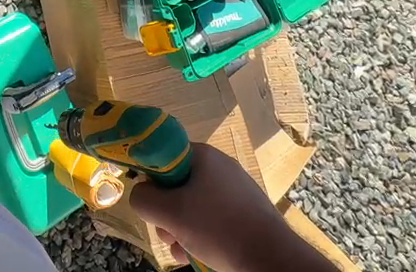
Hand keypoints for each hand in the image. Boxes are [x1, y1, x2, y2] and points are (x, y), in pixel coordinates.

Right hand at [129, 145, 334, 271]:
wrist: (274, 262)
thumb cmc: (220, 229)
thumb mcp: (170, 213)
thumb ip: (143, 198)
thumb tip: (141, 195)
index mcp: (203, 155)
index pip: (164, 156)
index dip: (152, 180)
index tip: (152, 204)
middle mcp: (220, 168)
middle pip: (179, 186)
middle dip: (168, 214)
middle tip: (168, 236)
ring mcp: (237, 192)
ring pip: (196, 207)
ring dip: (183, 231)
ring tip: (183, 253)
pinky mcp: (249, 215)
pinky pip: (216, 220)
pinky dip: (204, 237)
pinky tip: (201, 257)